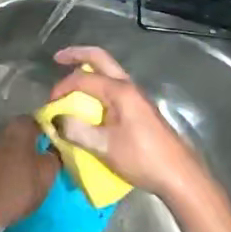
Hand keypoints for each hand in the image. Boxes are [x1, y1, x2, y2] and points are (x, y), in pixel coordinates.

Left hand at [0, 118, 58, 231]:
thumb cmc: (18, 188)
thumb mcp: (47, 174)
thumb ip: (54, 156)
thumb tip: (54, 148)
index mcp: (18, 127)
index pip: (38, 120)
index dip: (50, 131)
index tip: (57, 145)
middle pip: (21, 131)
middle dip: (33, 143)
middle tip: (44, 160)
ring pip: (8, 144)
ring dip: (17, 154)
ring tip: (28, 172)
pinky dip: (4, 164)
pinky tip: (10, 178)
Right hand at [48, 46, 210, 203]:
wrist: (180, 177)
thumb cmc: (142, 159)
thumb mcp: (104, 147)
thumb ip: (77, 130)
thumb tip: (56, 120)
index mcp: (119, 91)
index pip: (83, 78)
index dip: (62, 87)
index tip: (50, 106)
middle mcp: (128, 86)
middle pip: (100, 58)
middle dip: (77, 54)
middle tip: (57, 58)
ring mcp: (136, 97)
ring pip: (109, 71)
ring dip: (88, 69)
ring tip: (71, 79)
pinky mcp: (140, 109)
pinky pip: (113, 86)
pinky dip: (97, 84)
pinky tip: (91, 100)